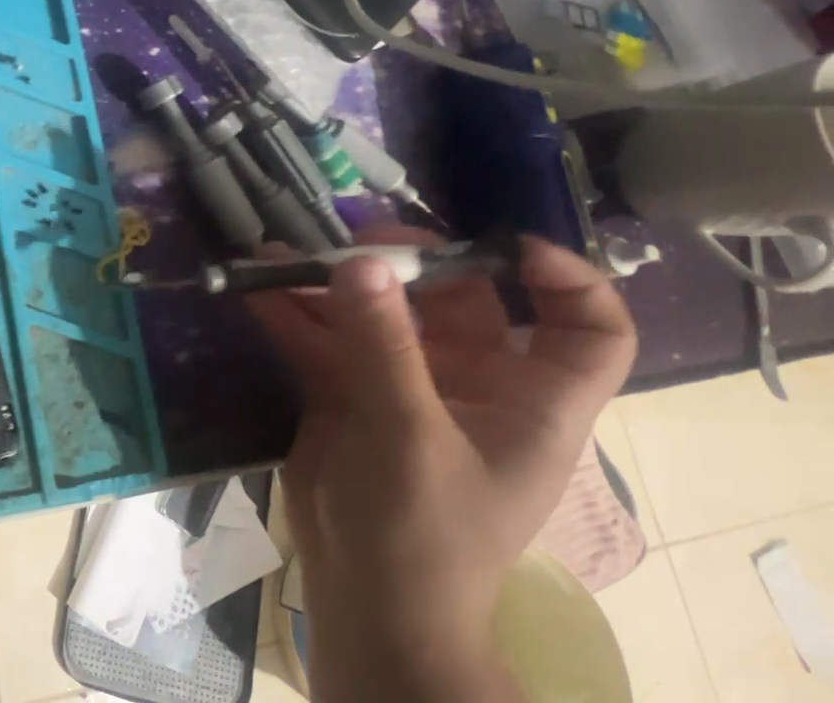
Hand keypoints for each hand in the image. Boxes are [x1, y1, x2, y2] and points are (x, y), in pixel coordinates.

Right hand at [247, 228, 635, 702]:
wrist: (365, 601)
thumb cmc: (423, 532)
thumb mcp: (409, 435)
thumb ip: (384, 345)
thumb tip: (359, 260)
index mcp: (530, 400)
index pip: (587, 329)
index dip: (563, 279)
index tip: (503, 243)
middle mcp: (473, 383)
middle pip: (458, 301)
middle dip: (408, 265)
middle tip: (354, 241)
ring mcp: (405, 386)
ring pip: (377, 315)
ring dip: (332, 285)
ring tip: (281, 254)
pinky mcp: (347, 394)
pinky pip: (324, 338)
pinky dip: (293, 313)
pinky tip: (256, 287)